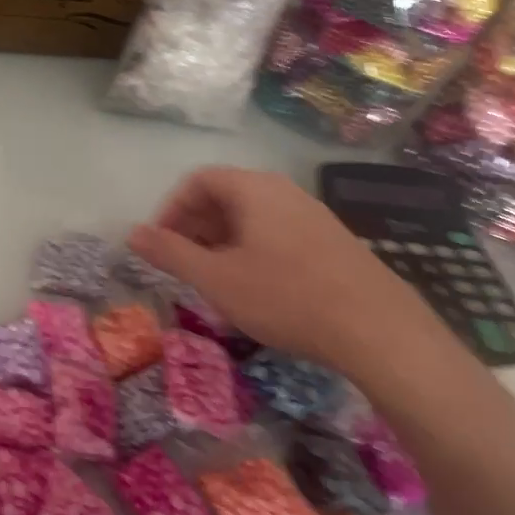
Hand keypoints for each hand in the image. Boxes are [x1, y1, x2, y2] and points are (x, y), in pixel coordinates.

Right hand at [127, 166, 440, 367]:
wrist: (382, 333)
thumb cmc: (287, 297)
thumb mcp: (216, 279)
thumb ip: (170, 253)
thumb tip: (132, 233)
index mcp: (254, 189)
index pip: (198, 180)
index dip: (171, 209)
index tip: (161, 244)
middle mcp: (285, 192)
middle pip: (225, 196)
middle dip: (195, 227)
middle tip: (183, 265)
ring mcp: (315, 217)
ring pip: (253, 218)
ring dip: (223, 243)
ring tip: (217, 281)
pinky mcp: (335, 245)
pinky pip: (279, 235)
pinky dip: (254, 252)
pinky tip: (258, 291)